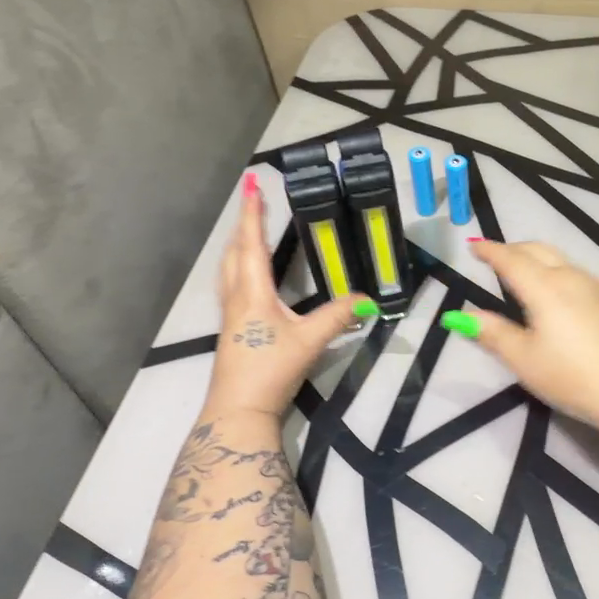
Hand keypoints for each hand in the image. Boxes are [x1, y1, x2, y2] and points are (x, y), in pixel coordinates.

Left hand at [208, 174, 359, 417]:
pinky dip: (239, 267)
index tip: (251, 186)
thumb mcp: (310, 342)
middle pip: (234, 253)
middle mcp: (236, 298)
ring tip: (249, 232)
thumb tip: (369, 300)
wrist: (238, 412)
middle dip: (243, 225)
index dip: (252, 214)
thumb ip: (339, 317)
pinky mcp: (231, 331)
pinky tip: (249, 278)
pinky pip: (232, 286)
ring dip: (238, 246)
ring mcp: (230, 316)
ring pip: (228, 270)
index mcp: (252, 292)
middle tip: (253, 203)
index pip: (251, 244)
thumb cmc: (270, 371)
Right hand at [466, 240, 598, 429]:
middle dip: (513, 249)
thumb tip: (462, 315)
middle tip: (495, 258)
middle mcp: (572, 277)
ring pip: (561, 261)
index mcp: (545, 287)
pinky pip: (578, 275)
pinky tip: (558, 296)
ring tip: (522, 274)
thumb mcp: (526, 361)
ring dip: (537, 259)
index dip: (490, 251)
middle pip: (538, 250)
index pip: (511, 259)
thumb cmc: (576, 377)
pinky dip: (557, 273)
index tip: (473, 247)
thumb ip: (494, 334)